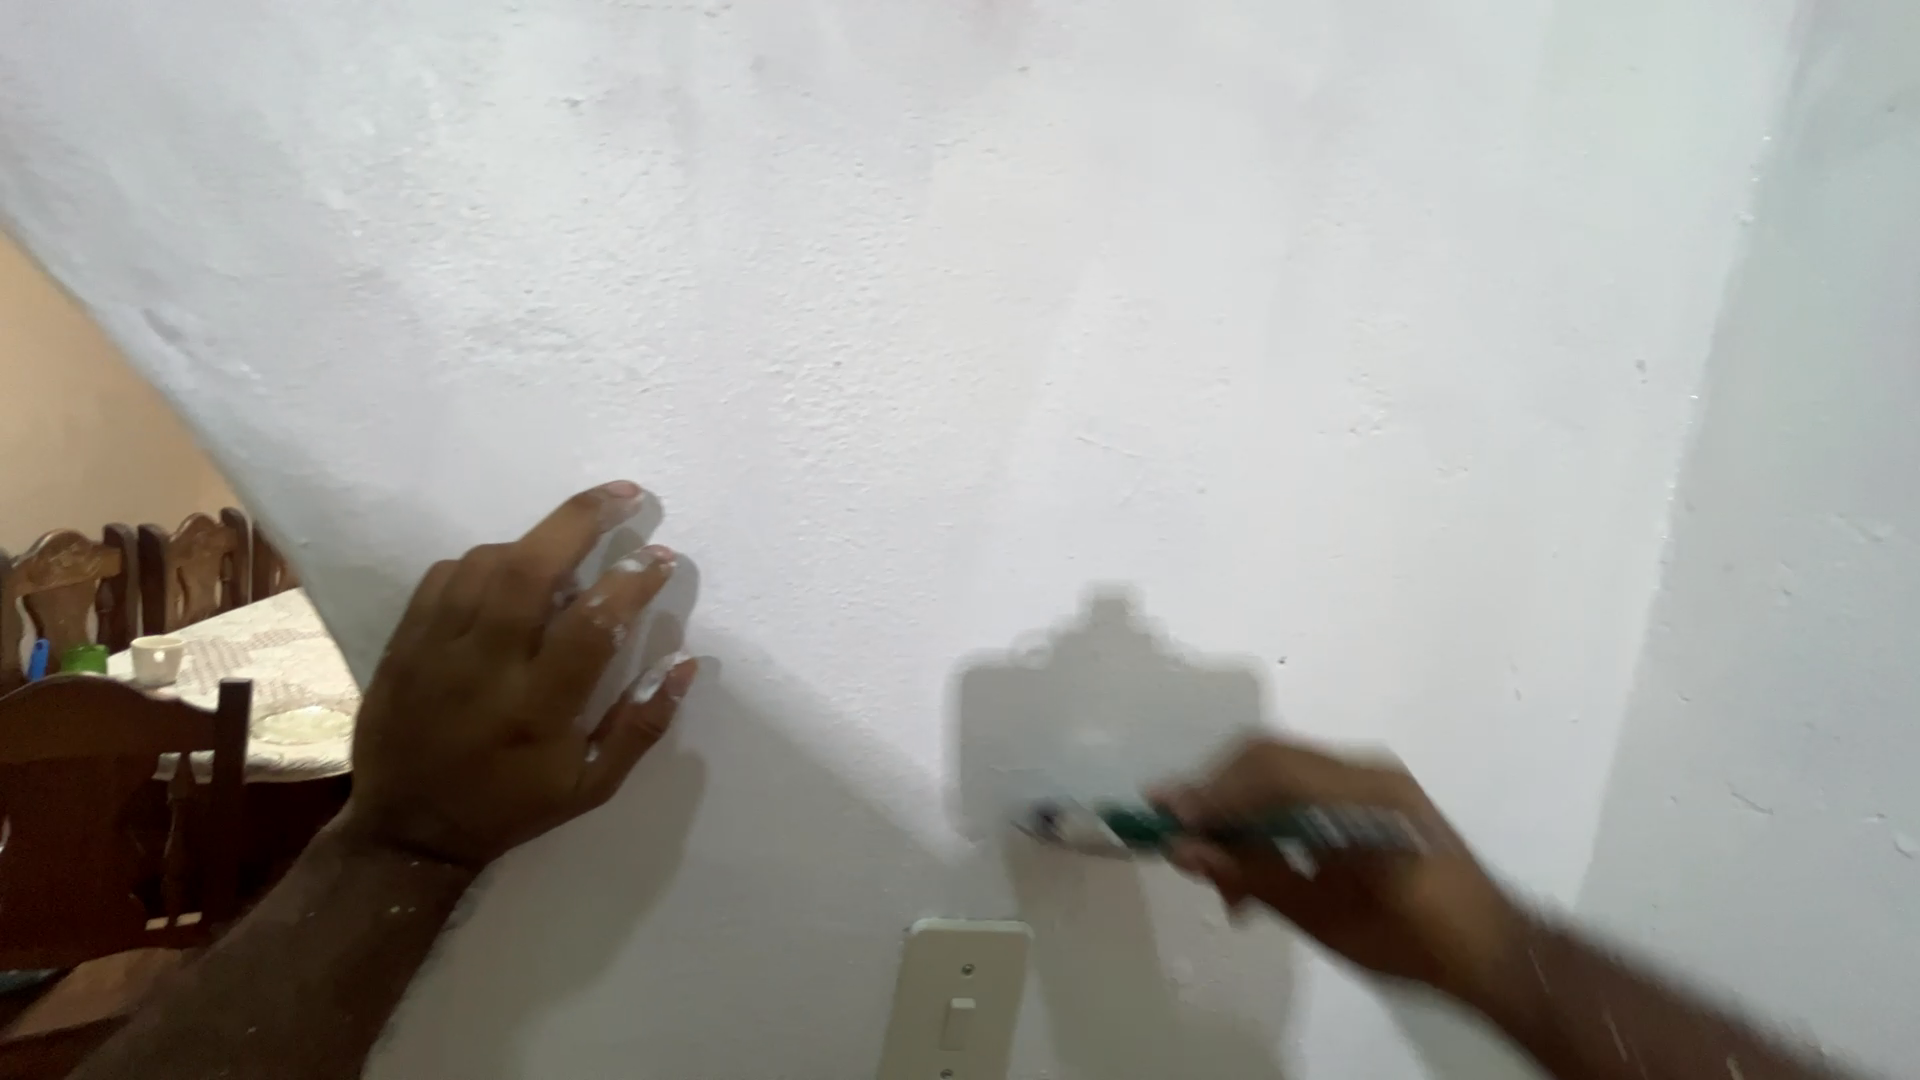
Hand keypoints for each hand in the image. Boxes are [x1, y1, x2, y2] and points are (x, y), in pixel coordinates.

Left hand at [340, 481, 698, 869]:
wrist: (407, 833)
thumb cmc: (514, 806)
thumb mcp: (594, 784)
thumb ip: (645, 723)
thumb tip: (687, 662)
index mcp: (537, 709)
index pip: (591, 625)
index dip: (633, 581)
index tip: (662, 557)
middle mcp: (483, 670)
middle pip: (528, 571)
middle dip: (582, 521)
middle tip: (626, 495)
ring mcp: (434, 652)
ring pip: (486, 564)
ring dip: (540, 540)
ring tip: (574, 541)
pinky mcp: (402, 645)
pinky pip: (446, 576)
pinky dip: (489, 559)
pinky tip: (513, 570)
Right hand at [1151, 736, 1522, 1001]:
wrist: (1496, 951)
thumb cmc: (1413, 943)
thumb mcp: (1323, 918)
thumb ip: (1249, 875)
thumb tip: (1181, 849)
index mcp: (1365, 798)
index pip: (1271, 771)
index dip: (1213, 789)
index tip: (1168, 816)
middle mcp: (1364, 769)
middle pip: (1266, 758)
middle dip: (1215, 793)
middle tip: (1179, 833)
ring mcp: (1366, 773)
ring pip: (1274, 767)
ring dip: (1234, 803)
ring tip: (1212, 855)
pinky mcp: (1363, 786)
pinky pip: (1295, 781)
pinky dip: (1261, 808)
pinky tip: (1250, 850)